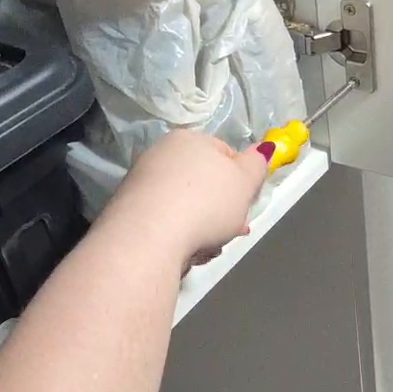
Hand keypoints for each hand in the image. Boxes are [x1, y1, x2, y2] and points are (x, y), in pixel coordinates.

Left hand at [99, 130, 269, 267]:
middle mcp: (161, 154)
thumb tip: (263, 148)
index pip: (224, 153)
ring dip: (202, 227)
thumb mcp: (245, 182)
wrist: (149, 237)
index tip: (245, 203)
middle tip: (233, 231)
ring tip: (208, 247)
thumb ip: (257, 164)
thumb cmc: (205, 203)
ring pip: (185, 205)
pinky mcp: (129, 212)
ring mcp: (142, 183)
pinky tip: (185, 252)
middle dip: (221, 209)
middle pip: (203, 183)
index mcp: (188, 139)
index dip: (240, 180)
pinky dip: (178, 235)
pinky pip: (165, 221)